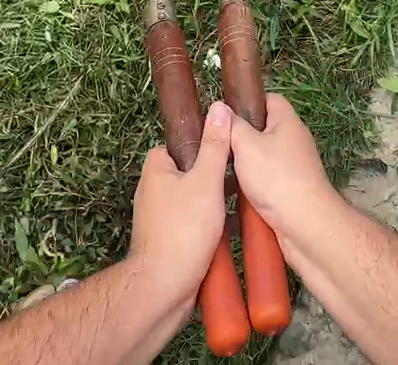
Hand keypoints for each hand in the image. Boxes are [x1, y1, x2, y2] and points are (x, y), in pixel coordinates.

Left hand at [127, 100, 231, 304]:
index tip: (230, 150)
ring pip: (194, 200)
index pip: (181, 144)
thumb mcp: (206, 180)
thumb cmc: (184, 230)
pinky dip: (211, 225)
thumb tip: (219, 107)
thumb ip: (215, 145)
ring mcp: (159, 219)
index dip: (205, 145)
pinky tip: (234, 230)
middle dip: (215, 177)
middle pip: (190, 172)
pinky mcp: (168, 242)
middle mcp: (153, 190)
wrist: (163, 291)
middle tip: (241, 178)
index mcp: (156, 169)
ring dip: (216, 203)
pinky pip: (193, 224)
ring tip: (244, 204)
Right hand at [228, 93, 339, 246]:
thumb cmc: (276, 178)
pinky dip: (253, 183)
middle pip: (264, 129)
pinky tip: (234, 191)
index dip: (247, 101)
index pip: (268, 99)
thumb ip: (233, 125)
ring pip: (263, 156)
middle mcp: (294, 140)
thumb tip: (221, 109)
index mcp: (287, 121)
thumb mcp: (247, 145)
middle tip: (218, 143)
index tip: (225, 114)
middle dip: (241, 136)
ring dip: (245, 163)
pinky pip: (268, 179)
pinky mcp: (291, 189)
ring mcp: (294, 166)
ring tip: (220, 167)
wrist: (305, 225)